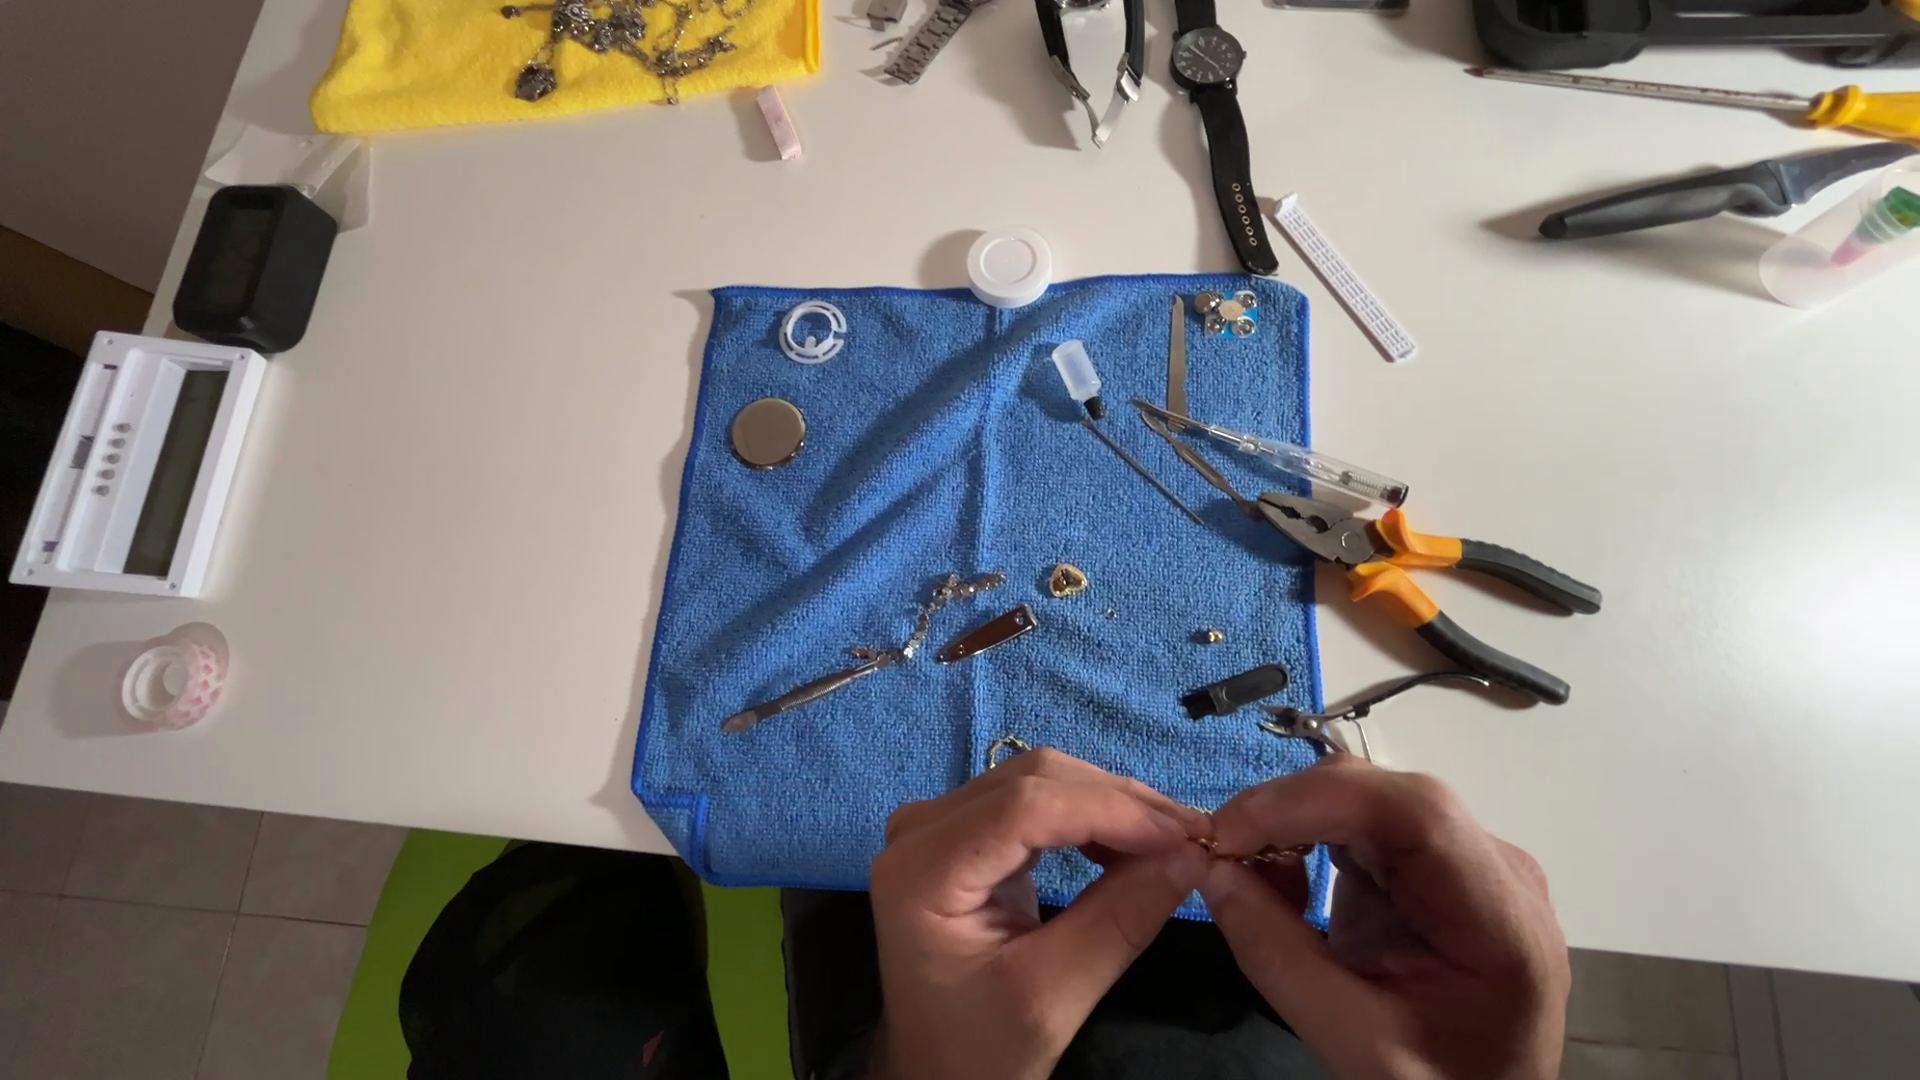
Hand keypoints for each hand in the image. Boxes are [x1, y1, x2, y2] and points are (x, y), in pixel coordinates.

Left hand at [866, 748, 1213, 1079]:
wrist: (930, 1069)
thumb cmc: (976, 1050)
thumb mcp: (1049, 1000)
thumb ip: (1117, 922)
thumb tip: (1190, 855)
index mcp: (920, 869)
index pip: (1023, 807)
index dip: (1107, 810)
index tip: (1184, 834)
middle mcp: (920, 825)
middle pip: (1031, 780)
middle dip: (1116, 801)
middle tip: (1191, 834)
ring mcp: (937, 821)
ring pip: (1036, 779)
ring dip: (1106, 802)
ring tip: (1169, 838)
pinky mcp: (959, 828)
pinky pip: (1030, 799)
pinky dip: (1085, 814)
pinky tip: (1125, 841)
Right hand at [1200, 756, 1569, 1079]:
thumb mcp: (1355, 1046)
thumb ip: (1277, 957)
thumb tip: (1209, 867)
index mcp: (1500, 918)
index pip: (1410, 811)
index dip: (1311, 800)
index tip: (1231, 832)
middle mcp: (1492, 865)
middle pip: (1378, 792)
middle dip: (1288, 808)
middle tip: (1220, 850)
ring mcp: (1462, 854)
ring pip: (1358, 793)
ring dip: (1289, 820)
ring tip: (1248, 874)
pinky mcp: (1429, 857)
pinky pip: (1353, 817)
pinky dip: (1302, 835)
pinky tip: (1284, 883)